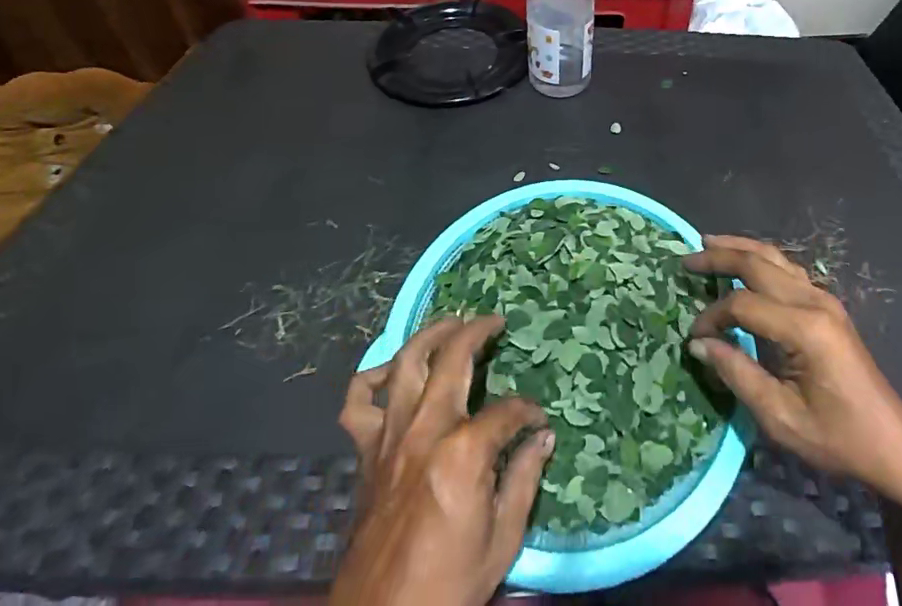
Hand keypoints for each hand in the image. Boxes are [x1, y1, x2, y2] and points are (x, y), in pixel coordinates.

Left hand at [331, 316, 554, 605]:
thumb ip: (524, 478)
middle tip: (493, 321)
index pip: (505, 411)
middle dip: (475, 332)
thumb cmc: (451, 581)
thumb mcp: (503, 537)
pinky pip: (358, 398)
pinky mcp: (365, 448)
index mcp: (462, 453)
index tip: (538, 419)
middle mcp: (423, 428)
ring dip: (428, 335)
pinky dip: (372, 376)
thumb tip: (543, 437)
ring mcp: (388, 433)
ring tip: (450, 323)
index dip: (527, 410)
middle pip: (451, 360)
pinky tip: (391, 371)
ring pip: (405, 362)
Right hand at [682, 235, 901, 518]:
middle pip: (758, 264)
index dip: (711, 317)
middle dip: (718, 257)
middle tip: (685, 261)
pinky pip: (788, 270)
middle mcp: (816, 304)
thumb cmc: (838, 439)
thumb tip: (698, 343)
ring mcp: (827, 303)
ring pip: (775, 258)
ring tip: (707, 244)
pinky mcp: (830, 310)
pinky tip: (744, 262)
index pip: (741, 304)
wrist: (897, 453)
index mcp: (805, 330)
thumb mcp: (779, 416)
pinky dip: (760, 259)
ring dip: (739, 248)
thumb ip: (735, 373)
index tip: (695, 339)